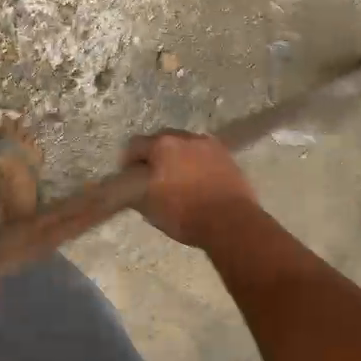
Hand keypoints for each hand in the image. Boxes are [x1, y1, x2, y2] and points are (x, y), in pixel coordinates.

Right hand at [122, 130, 260, 247]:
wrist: (232, 223)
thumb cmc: (184, 213)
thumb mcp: (148, 206)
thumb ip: (132, 190)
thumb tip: (129, 183)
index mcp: (161, 145)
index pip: (135, 145)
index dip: (128, 161)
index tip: (128, 176)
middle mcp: (184, 137)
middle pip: (161, 141)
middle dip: (154, 156)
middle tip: (153, 177)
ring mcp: (208, 145)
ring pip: (184, 146)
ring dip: (177, 158)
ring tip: (179, 178)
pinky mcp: (227, 156)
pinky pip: (203, 154)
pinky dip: (197, 163)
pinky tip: (198, 180)